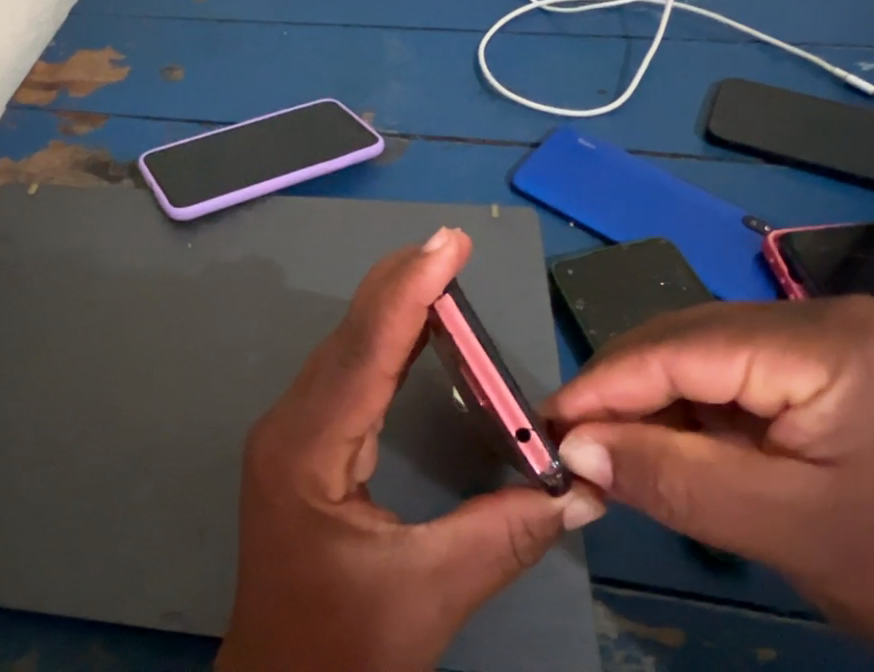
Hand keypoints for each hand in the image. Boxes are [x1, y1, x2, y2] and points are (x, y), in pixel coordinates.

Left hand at [217, 228, 604, 671]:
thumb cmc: (342, 645)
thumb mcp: (428, 593)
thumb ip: (505, 535)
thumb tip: (582, 490)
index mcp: (307, 451)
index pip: (366, 352)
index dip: (409, 292)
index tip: (447, 242)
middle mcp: (291, 427)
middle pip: (351, 338)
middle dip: (401, 285)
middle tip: (451, 243)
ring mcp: (292, 435)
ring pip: (345, 352)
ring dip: (391, 307)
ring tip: (438, 268)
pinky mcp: (304, 447)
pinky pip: (346, 376)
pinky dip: (382, 342)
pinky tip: (411, 329)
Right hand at [545, 297, 873, 671]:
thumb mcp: (789, 529)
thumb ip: (670, 478)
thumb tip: (572, 449)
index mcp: (823, 340)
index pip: (676, 347)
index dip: (600, 387)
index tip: (543, 430)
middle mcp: (827, 321)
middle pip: (688, 342)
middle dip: (625, 395)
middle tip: (575, 454)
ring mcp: (842, 346)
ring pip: (711, 361)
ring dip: (660, 408)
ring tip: (619, 461)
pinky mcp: (847, 378)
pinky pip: (747, 383)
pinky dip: (703, 419)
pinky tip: (682, 455)